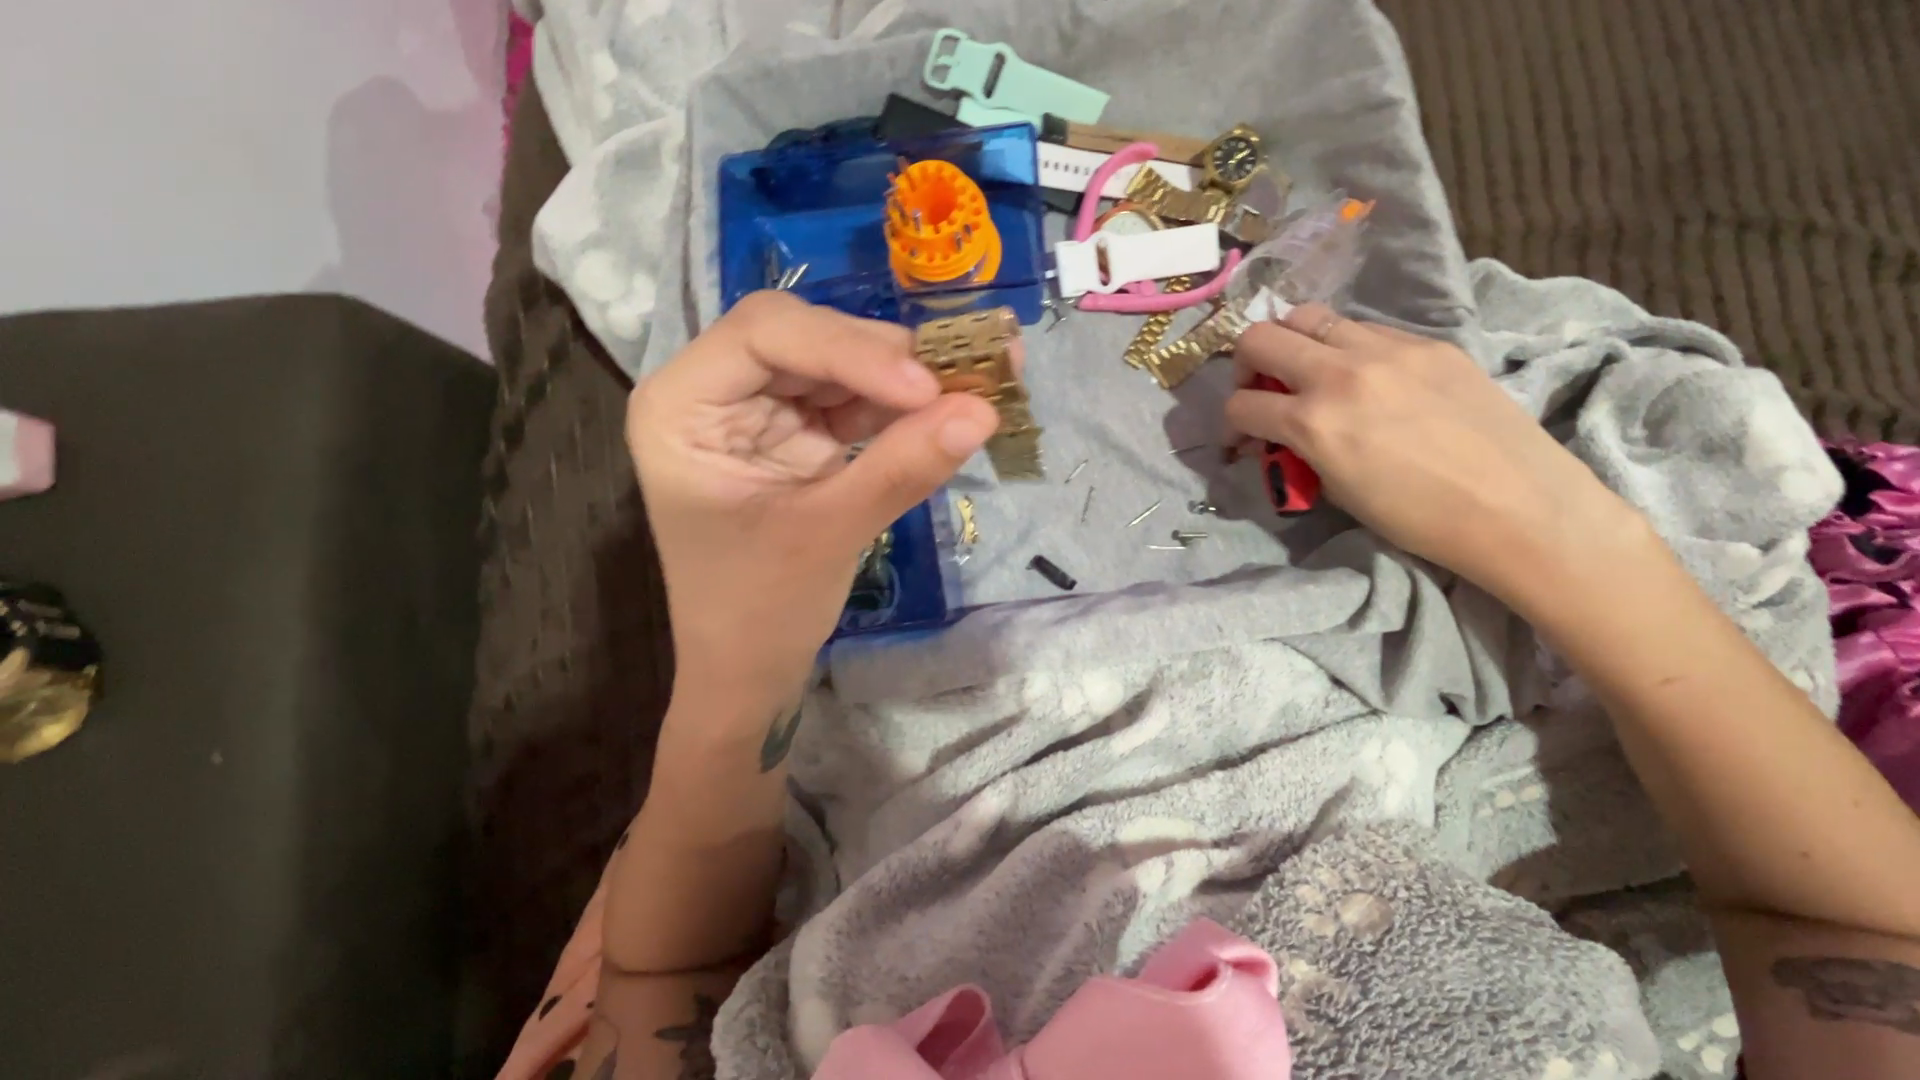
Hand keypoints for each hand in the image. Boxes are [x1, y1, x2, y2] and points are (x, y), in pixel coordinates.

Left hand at [626, 292, 999, 695]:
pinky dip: (903, 403)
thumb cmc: (758, 611)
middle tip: (967, 374)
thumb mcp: (827, 535)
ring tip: (979, 379)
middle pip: (805, 336)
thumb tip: (985, 410)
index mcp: (681, 407)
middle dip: (884, 356)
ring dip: (906, 372)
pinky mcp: (797, 431)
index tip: (925, 387)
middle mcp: (713, 391)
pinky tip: (954, 402)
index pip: (765, 335)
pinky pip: (854, 398)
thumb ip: (900, 468)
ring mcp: (757, 409)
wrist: (748, 671)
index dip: (848, 348)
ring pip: (838, 360)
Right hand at [1225, 304, 1647, 606]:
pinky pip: (1366, 329)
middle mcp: (1341, 372)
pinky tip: (1369, 378)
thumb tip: (1285, 434)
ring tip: (1311, 372)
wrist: (1518, 506)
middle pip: (1259, 337)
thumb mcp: (1339, 492)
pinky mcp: (1427, 343)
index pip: (1240, 404)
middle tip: (1263, 389)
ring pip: (1310, 317)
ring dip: (1294, 343)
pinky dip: (1347, 348)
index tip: (1242, 438)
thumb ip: (1301, 451)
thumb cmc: (1420, 520)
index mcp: (1314, 421)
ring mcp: (1388, 350)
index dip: (1231, 424)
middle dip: (1246, 365)